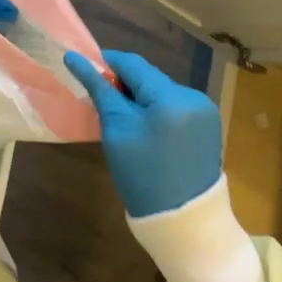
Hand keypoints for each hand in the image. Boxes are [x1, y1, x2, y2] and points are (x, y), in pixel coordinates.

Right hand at [65, 49, 222, 218]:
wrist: (183, 224)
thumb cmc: (143, 176)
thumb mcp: (116, 129)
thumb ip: (98, 89)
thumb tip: (73, 57)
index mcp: (173, 97)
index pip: (132, 63)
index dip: (105, 62)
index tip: (83, 69)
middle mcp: (194, 97)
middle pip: (148, 77)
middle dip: (122, 84)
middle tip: (100, 99)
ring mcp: (205, 112)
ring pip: (160, 91)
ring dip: (139, 98)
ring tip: (121, 117)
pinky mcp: (208, 128)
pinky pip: (174, 107)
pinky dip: (156, 111)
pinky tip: (144, 129)